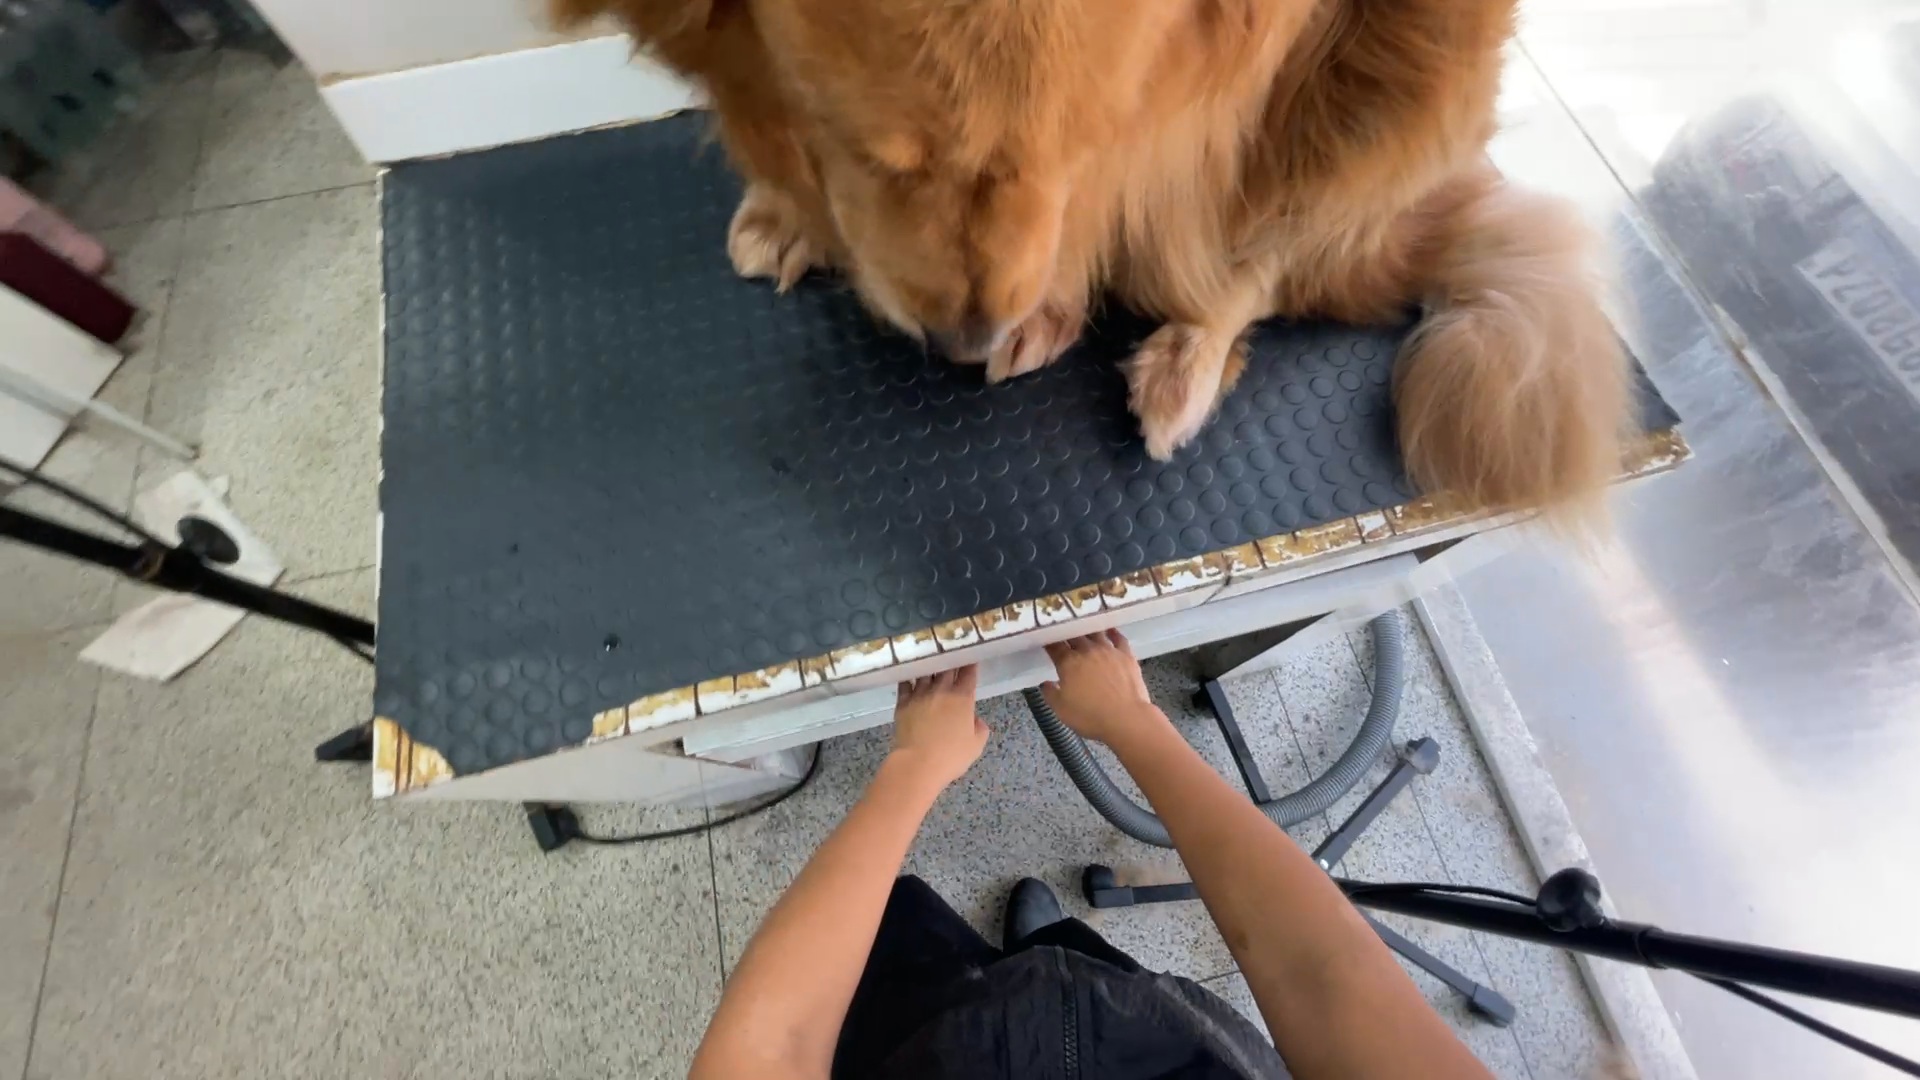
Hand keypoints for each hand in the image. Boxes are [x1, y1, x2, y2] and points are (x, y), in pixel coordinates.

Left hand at [887, 666, 989, 793]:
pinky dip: (910, 677)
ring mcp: (920, 693)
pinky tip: (910, 674)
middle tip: (952, 656)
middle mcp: (941, 690)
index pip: (968, 673)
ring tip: (931, 661)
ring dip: (931, 666)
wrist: (917, 764)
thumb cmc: (951, 756)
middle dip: (951, 661)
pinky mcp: (903, 701)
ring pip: (926, 672)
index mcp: (962, 698)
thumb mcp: (975, 746)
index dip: (970, 664)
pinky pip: (905, 683)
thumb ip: (980, 728)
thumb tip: (975, 719)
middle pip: (947, 668)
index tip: (970, 658)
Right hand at [1040, 630, 1168, 745]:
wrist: (1126, 718)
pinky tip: (1110, 630)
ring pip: (1095, 633)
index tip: (1046, 641)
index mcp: (1068, 663)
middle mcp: (1087, 651)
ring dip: (1088, 631)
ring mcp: (1108, 651)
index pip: (1054, 646)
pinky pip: (1119, 638)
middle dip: (1067, 634)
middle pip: (1074, 636)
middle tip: (1064, 635)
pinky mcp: (1126, 655)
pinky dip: (1113, 633)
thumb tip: (1045, 684)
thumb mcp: (1061, 710)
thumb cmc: (1090, 716)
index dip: (1049, 642)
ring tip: (1084, 629)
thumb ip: (1050, 694)